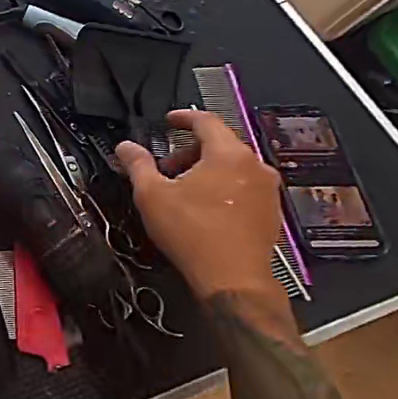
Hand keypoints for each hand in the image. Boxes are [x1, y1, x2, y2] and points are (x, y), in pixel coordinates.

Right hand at [116, 109, 286, 299]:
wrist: (233, 281)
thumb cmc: (194, 236)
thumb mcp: (153, 197)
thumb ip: (138, 166)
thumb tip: (125, 148)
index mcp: (228, 153)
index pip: (205, 120)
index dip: (183, 118)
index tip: (171, 120)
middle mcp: (255, 165)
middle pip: (220, 144)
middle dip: (190, 151)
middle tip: (168, 168)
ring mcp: (267, 189)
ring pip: (234, 167)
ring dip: (208, 171)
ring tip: (185, 192)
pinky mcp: (271, 212)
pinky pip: (245, 188)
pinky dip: (225, 189)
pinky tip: (206, 210)